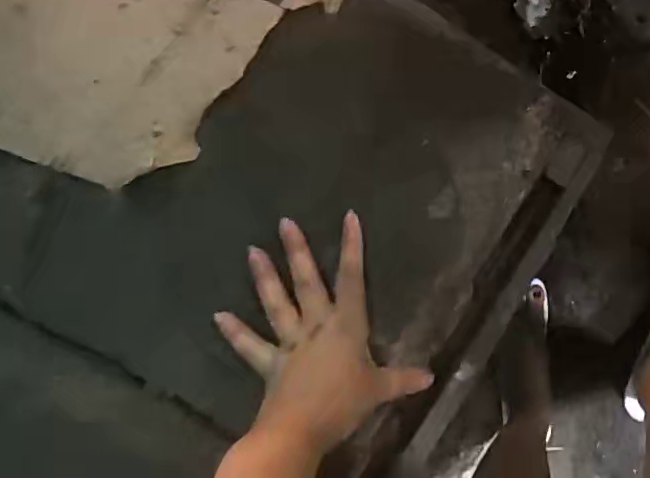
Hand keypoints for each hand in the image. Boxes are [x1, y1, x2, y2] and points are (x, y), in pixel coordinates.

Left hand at [214, 213, 434, 459]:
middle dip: (298, 252)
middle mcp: (317, 324)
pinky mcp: (269, 366)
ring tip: (252, 252)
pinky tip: (218, 316)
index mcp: (347, 322)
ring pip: (277, 304)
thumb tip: (431, 377)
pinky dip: (234, 332)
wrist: (294, 434)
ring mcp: (290, 344)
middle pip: (307, 282)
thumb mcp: (379, 390)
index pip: (353, 276)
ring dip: (264, 279)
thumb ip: (402, 379)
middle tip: (284, 223)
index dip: (352, 246)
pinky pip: (250, 346)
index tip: (349, 216)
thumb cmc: (342, 403)